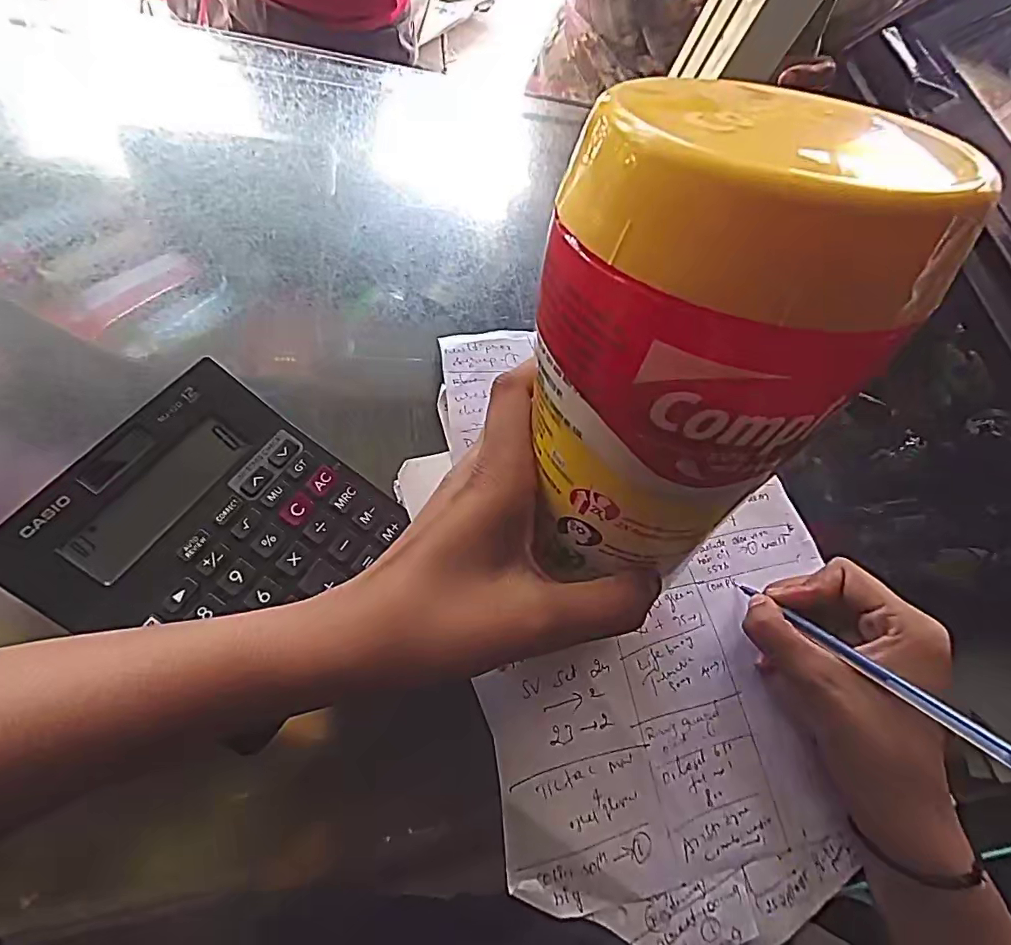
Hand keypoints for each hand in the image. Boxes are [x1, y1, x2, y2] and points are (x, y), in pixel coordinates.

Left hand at [334, 361, 659, 683]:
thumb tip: (651, 582)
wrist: (359, 642)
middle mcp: (481, 470)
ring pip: (528, 450)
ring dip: (573, 455)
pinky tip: (580, 525)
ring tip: (624, 476)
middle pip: (533, 415)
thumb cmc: (435, 622)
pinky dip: (554, 489)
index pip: (517, 388)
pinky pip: (518, 483)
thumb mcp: (534, 622)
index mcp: (496, 474)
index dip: (560, 368)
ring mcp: (470, 492)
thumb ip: (605, 605)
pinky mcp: (466, 516)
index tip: (611, 375)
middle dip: (586, 415)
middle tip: (639, 434)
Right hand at [742, 558, 953, 834]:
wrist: (899, 823)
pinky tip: (781, 670)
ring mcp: (884, 656)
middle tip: (763, 626)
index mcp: (910, 630)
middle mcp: (901, 636)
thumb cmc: (885, 765)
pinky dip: (798, 654)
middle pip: (831, 596)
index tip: (770, 607)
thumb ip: (785, 641)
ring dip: (793, 635)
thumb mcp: (825, 691)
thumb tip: (756, 608)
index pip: (844, 578)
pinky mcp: (866, 675)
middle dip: (794, 614)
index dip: (801, 589)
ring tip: (771, 654)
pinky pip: (824, 646)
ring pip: (824, 621)